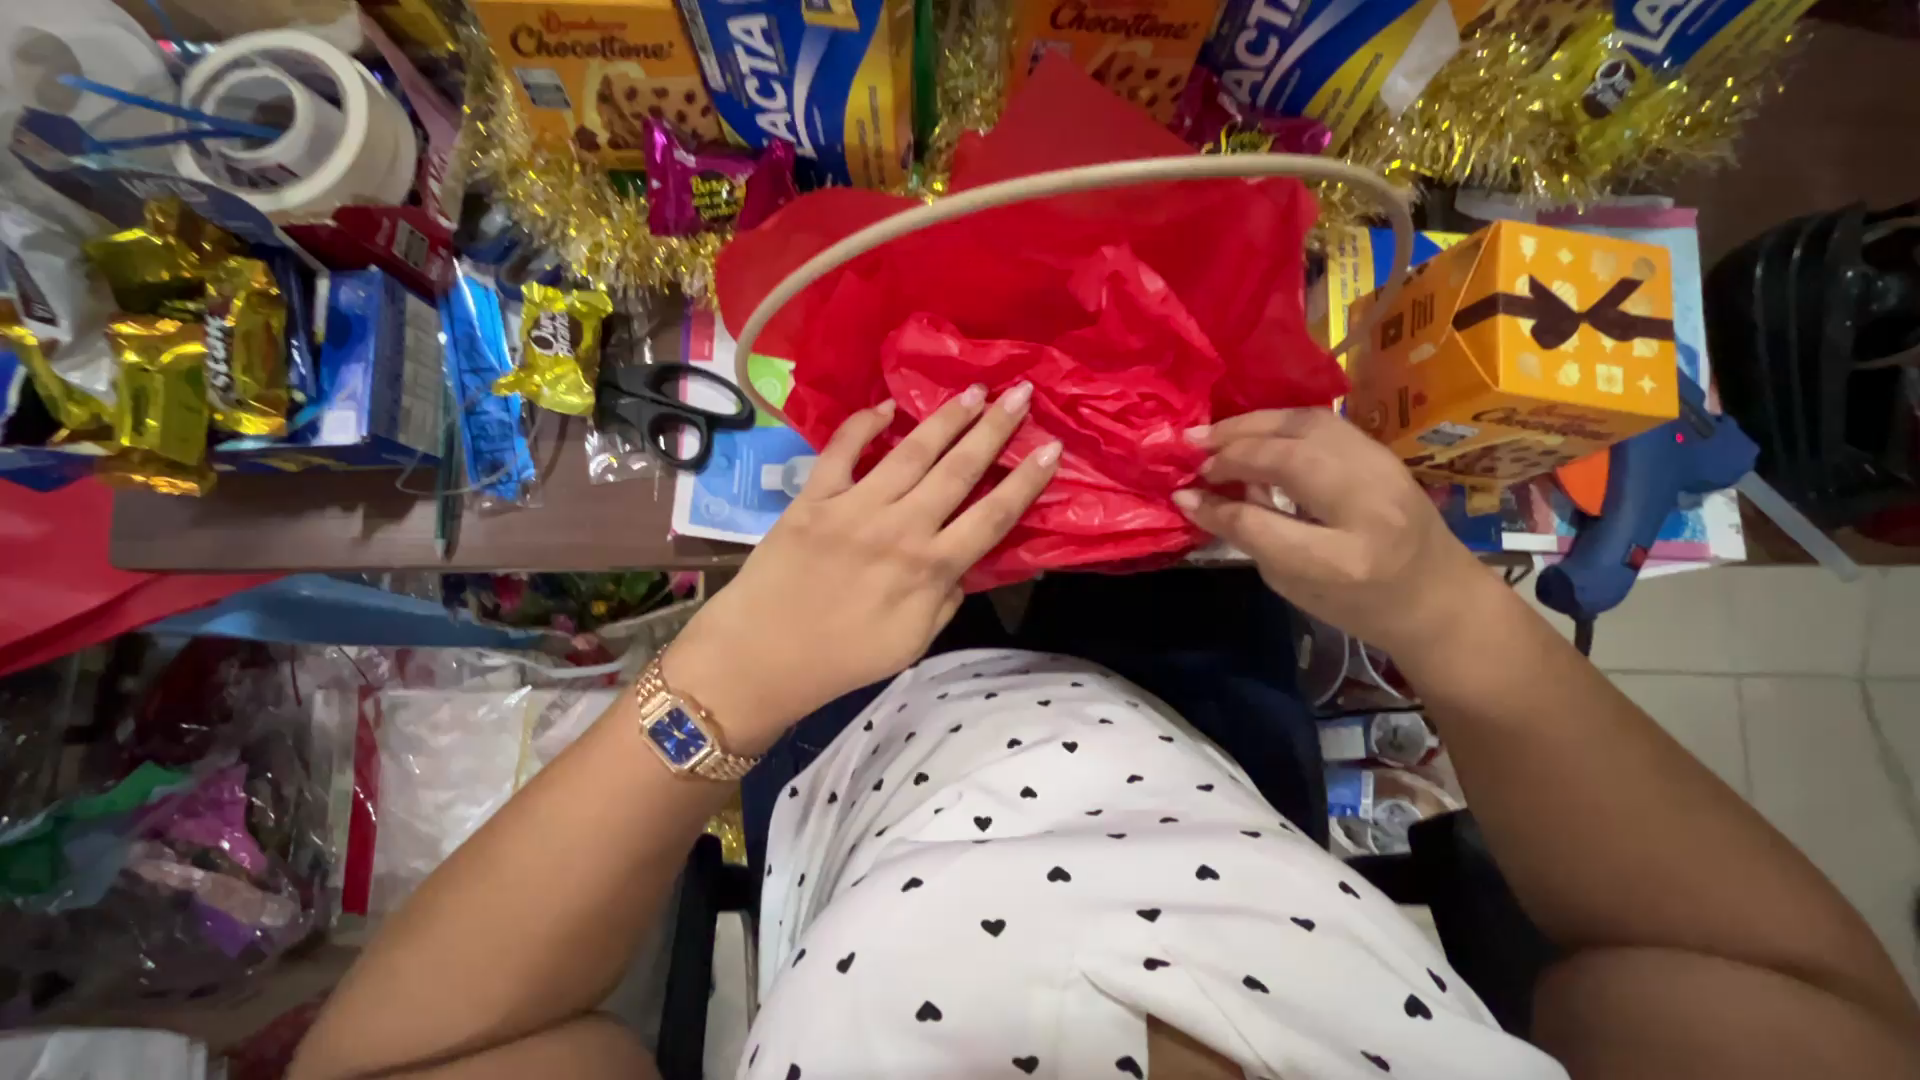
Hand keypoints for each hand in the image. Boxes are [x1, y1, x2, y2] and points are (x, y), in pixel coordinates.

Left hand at [661, 384, 1060, 753]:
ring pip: (910, 451)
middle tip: (1021, 393)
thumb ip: (945, 600)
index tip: (1052, 448)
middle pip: (959, 470)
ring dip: (946, 418)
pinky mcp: (813, 498)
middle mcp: (900, 528)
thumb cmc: (843, 659)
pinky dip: (863, 424)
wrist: (762, 657)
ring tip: (974, 390)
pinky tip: (885, 406)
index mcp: (930, 568)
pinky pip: (841, 451)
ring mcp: (855, 507)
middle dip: (995, 429)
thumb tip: (965, 564)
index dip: (1027, 480)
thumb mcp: (912, 643)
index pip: (993, 516)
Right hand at [1173, 409, 1497, 656]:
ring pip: (1308, 426)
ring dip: (1253, 424)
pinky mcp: (1384, 453)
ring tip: (1215, 435)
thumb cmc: (1359, 606)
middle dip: (1233, 450)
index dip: (1214, 507)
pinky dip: (1280, 422)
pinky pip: (1323, 422)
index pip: (1260, 523)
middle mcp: (1366, 508)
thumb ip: (1251, 537)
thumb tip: (1200, 496)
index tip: (1181, 495)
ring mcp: (1382, 472)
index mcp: (1340, 560)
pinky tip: (1253, 432)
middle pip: (1288, 459)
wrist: (1439, 596)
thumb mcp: (1295, 586)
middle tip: (1193, 452)